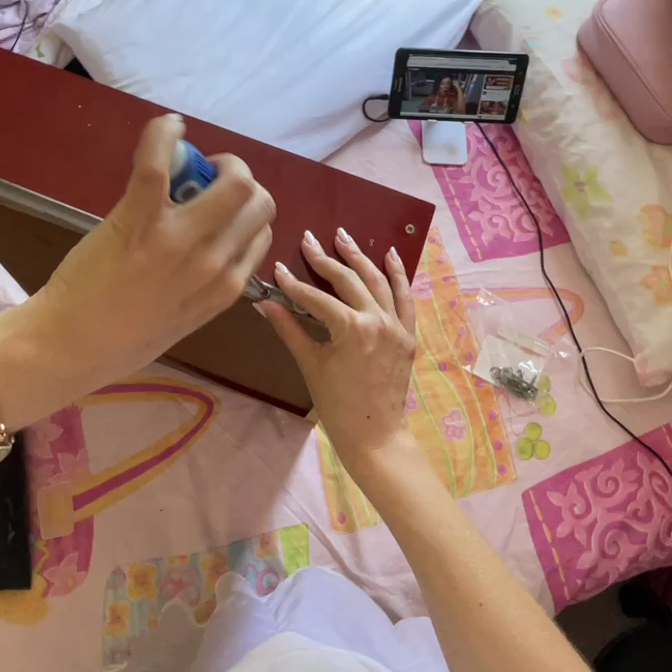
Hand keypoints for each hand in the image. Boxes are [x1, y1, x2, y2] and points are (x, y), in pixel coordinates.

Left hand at [15, 114, 274, 398]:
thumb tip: (208, 249)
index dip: (245, 212)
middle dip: (240, 180)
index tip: (219, 209)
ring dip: (217, 162)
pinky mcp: (140, 219)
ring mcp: (180, 239)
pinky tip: (169, 128)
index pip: (262, 232)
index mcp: (227, 288)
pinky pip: (161, 162)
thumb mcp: (184, 319)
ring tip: (189, 165)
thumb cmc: (122, 340)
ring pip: (234, 179)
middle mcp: (215, 262)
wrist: (70, 348)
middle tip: (208, 180)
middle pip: (259, 200)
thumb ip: (205, 284)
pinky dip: (165, 134)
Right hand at [261, 228, 420, 469]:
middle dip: (325, 259)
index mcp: (351, 328)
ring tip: (343, 236)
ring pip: (377, 281)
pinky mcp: (407, 335)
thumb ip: (289, 329)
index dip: (294, 283)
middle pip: (348, 280)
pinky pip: (404, 298)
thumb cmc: (337, 405)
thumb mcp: (310, 365)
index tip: (278, 268)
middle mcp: (378, 320)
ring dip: (360, 257)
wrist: (375, 435)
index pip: (316, 297)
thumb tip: (264, 304)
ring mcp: (396, 326)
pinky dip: (398, 275)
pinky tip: (389, 256)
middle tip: (308, 240)